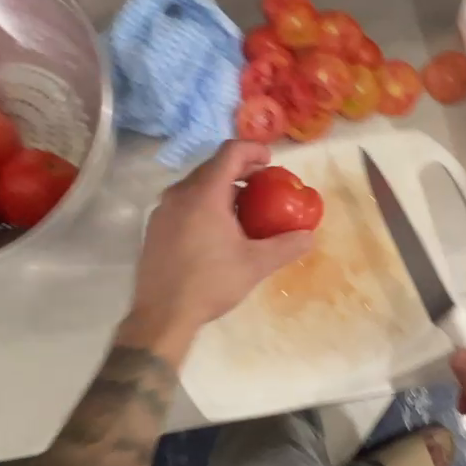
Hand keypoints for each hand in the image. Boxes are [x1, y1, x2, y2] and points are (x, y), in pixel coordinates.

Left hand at [120, 141, 314, 358]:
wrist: (162, 316)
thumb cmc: (210, 284)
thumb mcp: (255, 265)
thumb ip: (286, 246)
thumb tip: (310, 236)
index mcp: (204, 194)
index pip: (230, 152)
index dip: (254, 150)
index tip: (271, 162)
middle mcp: (180, 193)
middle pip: (213, 166)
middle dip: (241, 170)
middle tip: (265, 187)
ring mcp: (163, 209)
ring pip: (197, 184)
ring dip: (223, 188)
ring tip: (245, 209)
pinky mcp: (155, 226)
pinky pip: (184, 201)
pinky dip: (205, 203)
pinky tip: (219, 230)